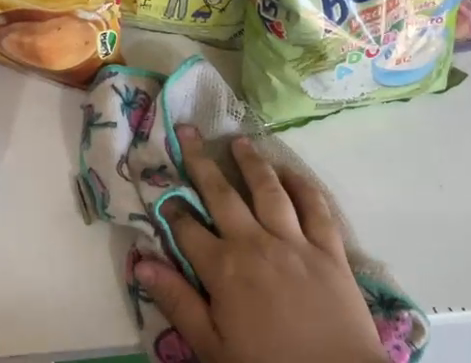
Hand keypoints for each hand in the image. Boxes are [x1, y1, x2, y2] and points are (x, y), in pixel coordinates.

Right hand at [136, 125, 383, 362]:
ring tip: (239, 140)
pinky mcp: (330, 251)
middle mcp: (254, 243)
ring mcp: (295, 243)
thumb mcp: (212, 346)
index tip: (159, 189)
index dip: (170, 205)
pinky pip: (316, 208)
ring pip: (268, 190)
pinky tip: (290, 172)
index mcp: (222, 268)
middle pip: (221, 193)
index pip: (185, 226)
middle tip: (188, 130)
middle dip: (200, 160)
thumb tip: (139, 262)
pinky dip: (303, 186)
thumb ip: (177, 301)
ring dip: (251, 163)